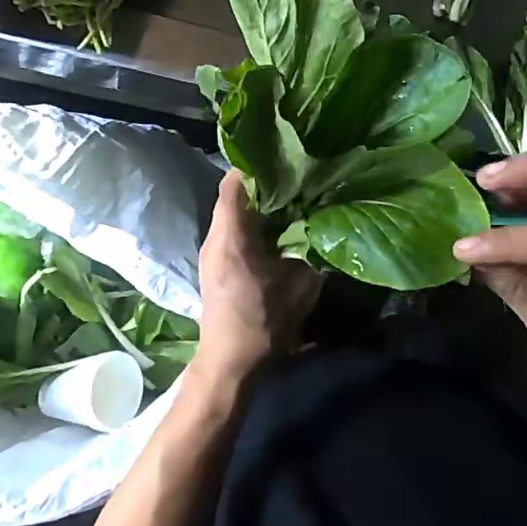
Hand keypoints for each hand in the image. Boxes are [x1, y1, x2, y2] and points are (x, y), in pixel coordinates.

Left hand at [194, 170, 320, 382]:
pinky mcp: (214, 267)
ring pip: (233, 216)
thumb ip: (308, 250)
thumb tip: (316, 228)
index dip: (257, 167)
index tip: (285, 161)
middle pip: (233, 197)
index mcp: (231, 236)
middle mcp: (214, 238)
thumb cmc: (263, 322)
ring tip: (291, 205)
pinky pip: (232, 233)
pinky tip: (279, 234)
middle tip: (297, 181)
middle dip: (264, 187)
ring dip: (259, 209)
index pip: (234, 183)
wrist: (230, 363)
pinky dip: (253, 227)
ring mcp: (210, 253)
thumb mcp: (300, 285)